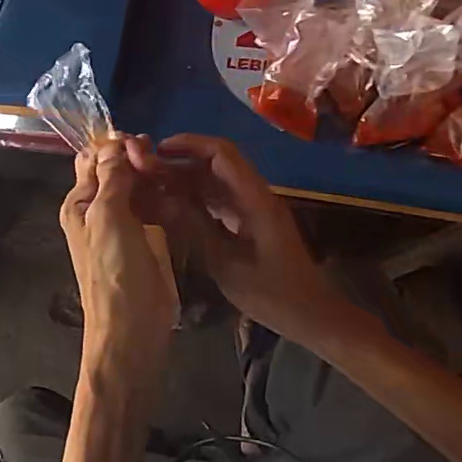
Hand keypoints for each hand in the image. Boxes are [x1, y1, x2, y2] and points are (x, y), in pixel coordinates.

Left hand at [60, 138, 179, 383]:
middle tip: (162, 157)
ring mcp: (122, 226)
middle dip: (136, 160)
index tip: (143, 142)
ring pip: (136, 188)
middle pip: (115, 172)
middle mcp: (97, 210)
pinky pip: (152, 209)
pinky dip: (162, 198)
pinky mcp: (145, 240)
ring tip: (172, 174)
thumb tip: (113, 142)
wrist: (131, 329)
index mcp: (80, 203)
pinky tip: (177, 195)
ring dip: (152, 178)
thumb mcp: (109, 218)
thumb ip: (112, 179)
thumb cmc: (115, 273)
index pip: (93, 160)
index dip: (114, 147)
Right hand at [138, 134, 366, 345]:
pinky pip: (221, 199)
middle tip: (147, 170)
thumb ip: (195, 228)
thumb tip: (162, 199)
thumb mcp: (227, 264)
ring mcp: (254, 208)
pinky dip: (196, 198)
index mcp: (255, 199)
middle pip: (217, 162)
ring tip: (153, 186)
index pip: (221, 153)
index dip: (189, 144)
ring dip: (187, 180)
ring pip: (217, 181)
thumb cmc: (273, 294)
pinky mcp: (251, 222)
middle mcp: (255, 195)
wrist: (313, 317)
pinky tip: (173, 206)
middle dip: (182, 161)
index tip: (158, 150)